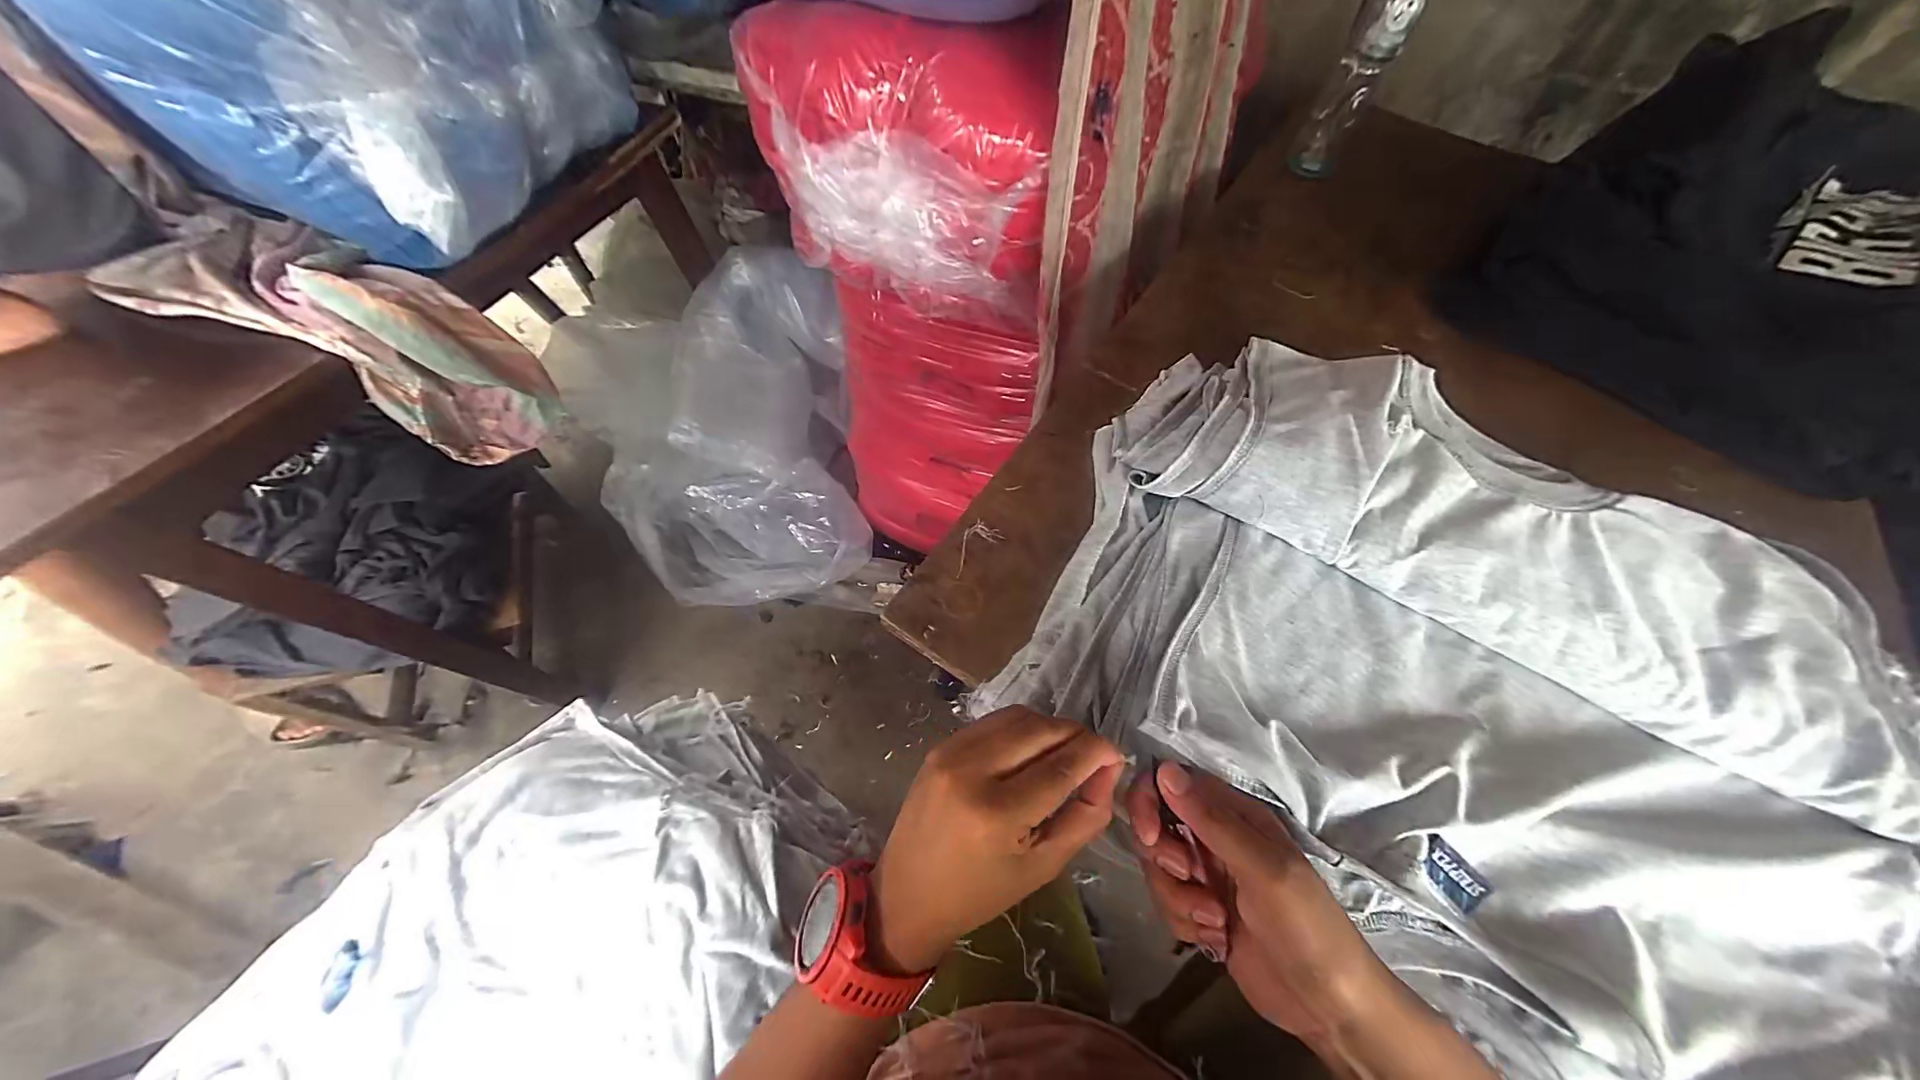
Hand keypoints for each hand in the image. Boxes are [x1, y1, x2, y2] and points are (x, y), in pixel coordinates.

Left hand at [868, 706, 1123, 973]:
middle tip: (1094, 756)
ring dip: (1049, 728)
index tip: (1118, 755)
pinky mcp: (941, 744)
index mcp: (997, 812)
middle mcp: (972, 769)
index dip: (1098, 752)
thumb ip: (1084, 816)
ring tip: (1063, 754)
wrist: (908, 892)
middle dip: (1077, 736)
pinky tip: (1029, 752)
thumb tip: (1108, 771)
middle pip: (1041, 729)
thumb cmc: (979, 892)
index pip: (1062, 764)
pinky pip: (994, 722)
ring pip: (1018, 716)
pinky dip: (1021, 729)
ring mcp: (951, 751)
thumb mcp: (1043, 866)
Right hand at [1128, 762, 1400, 1047]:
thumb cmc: (1307, 927)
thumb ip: (1213, 820)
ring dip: (1178, 898)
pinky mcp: (1201, 911)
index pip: (1175, 784)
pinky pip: (1166, 902)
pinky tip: (1216, 940)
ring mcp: (1209, 876)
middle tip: (1187, 877)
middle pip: (1158, 825)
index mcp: (1237, 816)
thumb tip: (1166, 769)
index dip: (1150, 801)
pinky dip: (1183, 922)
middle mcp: (1217, 838)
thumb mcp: (1263, 870)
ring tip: (1215, 922)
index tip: (1149, 836)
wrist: (1330, 1009)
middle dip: (1163, 856)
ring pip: (1158, 868)